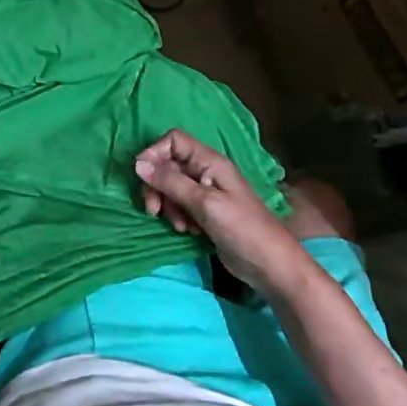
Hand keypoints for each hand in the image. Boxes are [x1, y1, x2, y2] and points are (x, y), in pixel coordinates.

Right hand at [135, 129, 311, 294]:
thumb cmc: (242, 228)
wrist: (269, 265)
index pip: (173, 140)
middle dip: (157, 187)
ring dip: (169, 206)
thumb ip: (171, 182)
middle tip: (155, 211)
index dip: (154, 154)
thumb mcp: (204, 203)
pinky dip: (178, 217)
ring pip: (171, 188)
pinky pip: (180, 206)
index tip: (144, 178)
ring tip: (182, 226)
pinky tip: (189, 231)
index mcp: (209, 161)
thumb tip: (137, 163)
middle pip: (167, 165)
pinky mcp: (204, 212)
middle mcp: (205, 171)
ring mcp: (205, 192)